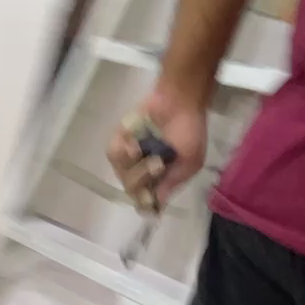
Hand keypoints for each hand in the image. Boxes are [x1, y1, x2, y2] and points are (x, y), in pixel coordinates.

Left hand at [106, 85, 206, 211]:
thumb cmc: (189, 129)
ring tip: (144, 148)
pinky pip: (113, 155)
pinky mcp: (118, 142)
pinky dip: (123, 150)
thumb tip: (158, 204)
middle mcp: (141, 172)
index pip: (145, 200)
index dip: (145, 202)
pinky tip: (134, 143)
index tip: (149, 199)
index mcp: (160, 179)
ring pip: (121, 173)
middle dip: (143, 177)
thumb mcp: (191, 161)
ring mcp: (128, 158)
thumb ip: (173, 182)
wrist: (178, 100)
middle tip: (158, 163)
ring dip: (133, 163)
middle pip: (132, 189)